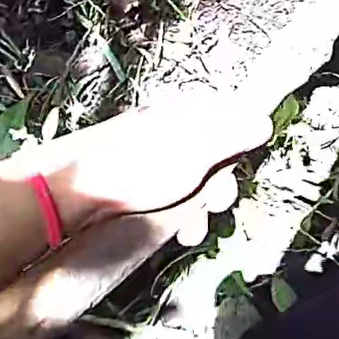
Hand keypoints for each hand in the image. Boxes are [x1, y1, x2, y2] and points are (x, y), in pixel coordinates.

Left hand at [0, 94, 273, 232]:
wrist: (75, 191)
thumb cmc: (140, 165)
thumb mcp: (196, 148)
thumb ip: (232, 133)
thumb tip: (264, 120)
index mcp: (186, 108)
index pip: (231, 116)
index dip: (239, 145)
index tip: (237, 170)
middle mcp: (172, 124)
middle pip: (214, 151)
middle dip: (218, 184)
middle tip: (215, 206)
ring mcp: (154, 150)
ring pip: (194, 175)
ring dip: (199, 204)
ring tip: (191, 231)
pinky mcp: (139, 175)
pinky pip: (172, 189)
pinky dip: (178, 209)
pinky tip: (176, 230)